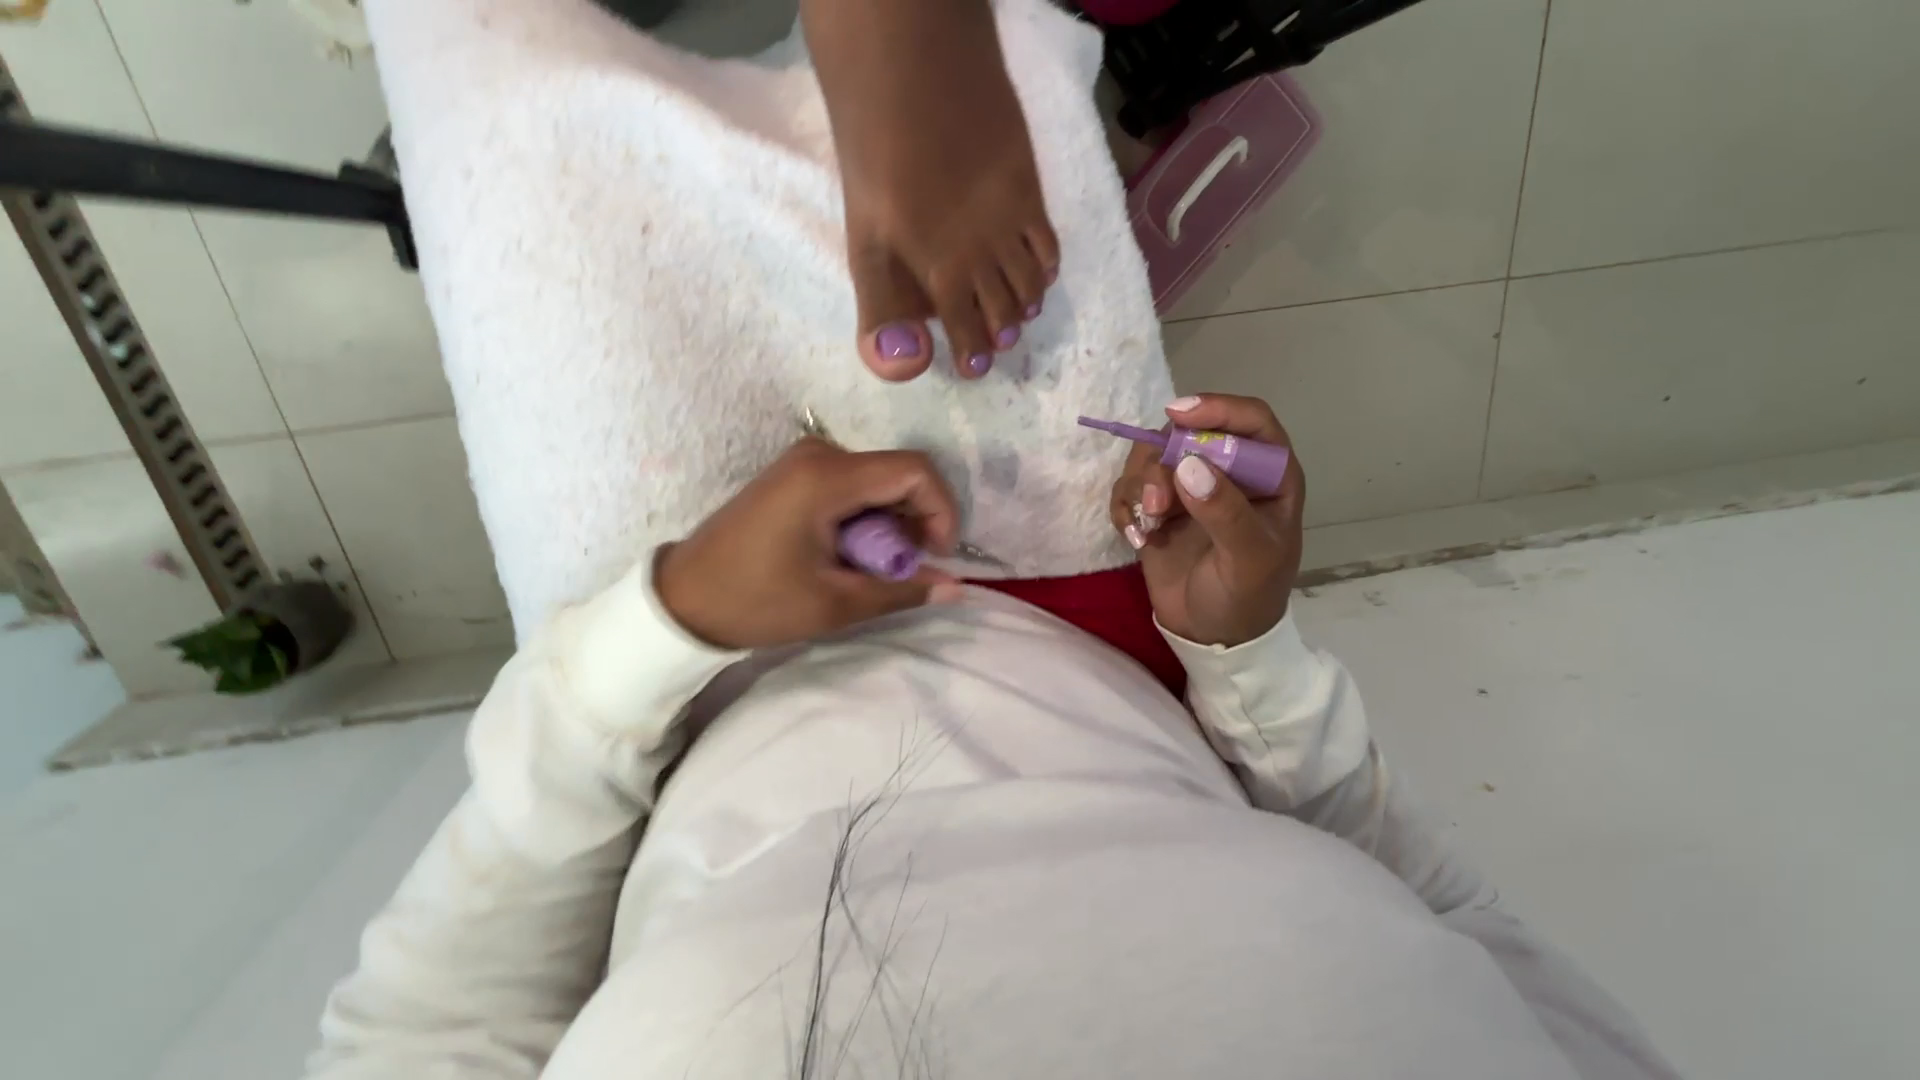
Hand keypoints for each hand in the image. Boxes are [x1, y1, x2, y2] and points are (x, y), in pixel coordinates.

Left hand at [657, 438, 962, 648]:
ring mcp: (804, 460)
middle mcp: (819, 454)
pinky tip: (851, 554)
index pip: (915, 470)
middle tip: (904, 570)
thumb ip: (900, 590)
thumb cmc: (757, 601)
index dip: (941, 510)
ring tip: (873, 569)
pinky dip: (867, 517)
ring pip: (877, 480)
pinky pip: (853, 485)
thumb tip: (955, 585)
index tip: (937, 556)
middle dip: (915, 521)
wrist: (682, 599)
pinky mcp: (795, 474)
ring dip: (890, 523)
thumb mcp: (835, 604)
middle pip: (897, 473)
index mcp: (827, 477)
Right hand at [1107, 395, 1305, 646]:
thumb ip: (1225, 512)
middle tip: (1156, 502)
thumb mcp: (1249, 560)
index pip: (1249, 420)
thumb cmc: (1248, 598)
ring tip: (1147, 527)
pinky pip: (1129, 488)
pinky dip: (1125, 508)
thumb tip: (1189, 464)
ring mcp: (1189, 490)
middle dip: (1163, 462)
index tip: (1177, 415)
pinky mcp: (1157, 510)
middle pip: (1187, 434)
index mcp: (1268, 475)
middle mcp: (1228, 472)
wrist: (1214, 638)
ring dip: (1141, 486)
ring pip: (1152, 457)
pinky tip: (1135, 538)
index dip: (1217, 408)